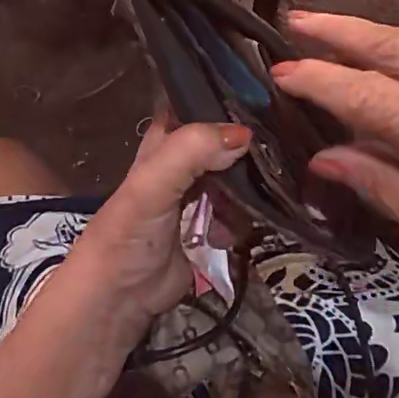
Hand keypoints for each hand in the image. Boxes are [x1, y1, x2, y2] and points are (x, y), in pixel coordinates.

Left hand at [63, 112, 250, 333]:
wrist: (120, 295)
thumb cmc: (128, 231)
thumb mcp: (151, 183)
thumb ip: (190, 152)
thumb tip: (244, 135)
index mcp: (165, 139)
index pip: (199, 104)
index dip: (227, 102)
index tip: (266, 102)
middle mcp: (185, 160)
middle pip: (226, 141)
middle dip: (249, 149)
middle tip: (278, 153)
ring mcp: (201, 193)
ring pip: (239, 175)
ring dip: (251, 188)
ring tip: (255, 197)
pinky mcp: (214, 225)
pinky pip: (243, 211)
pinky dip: (246, 218)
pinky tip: (239, 228)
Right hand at [270, 12, 398, 310]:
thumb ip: (388, 189)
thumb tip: (324, 158)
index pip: (363, 93)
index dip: (315, 79)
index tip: (276, 72)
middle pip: (386, 43)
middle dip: (333, 29)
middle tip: (290, 19)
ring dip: (366, 33)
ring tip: (325, 35)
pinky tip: (385, 59)